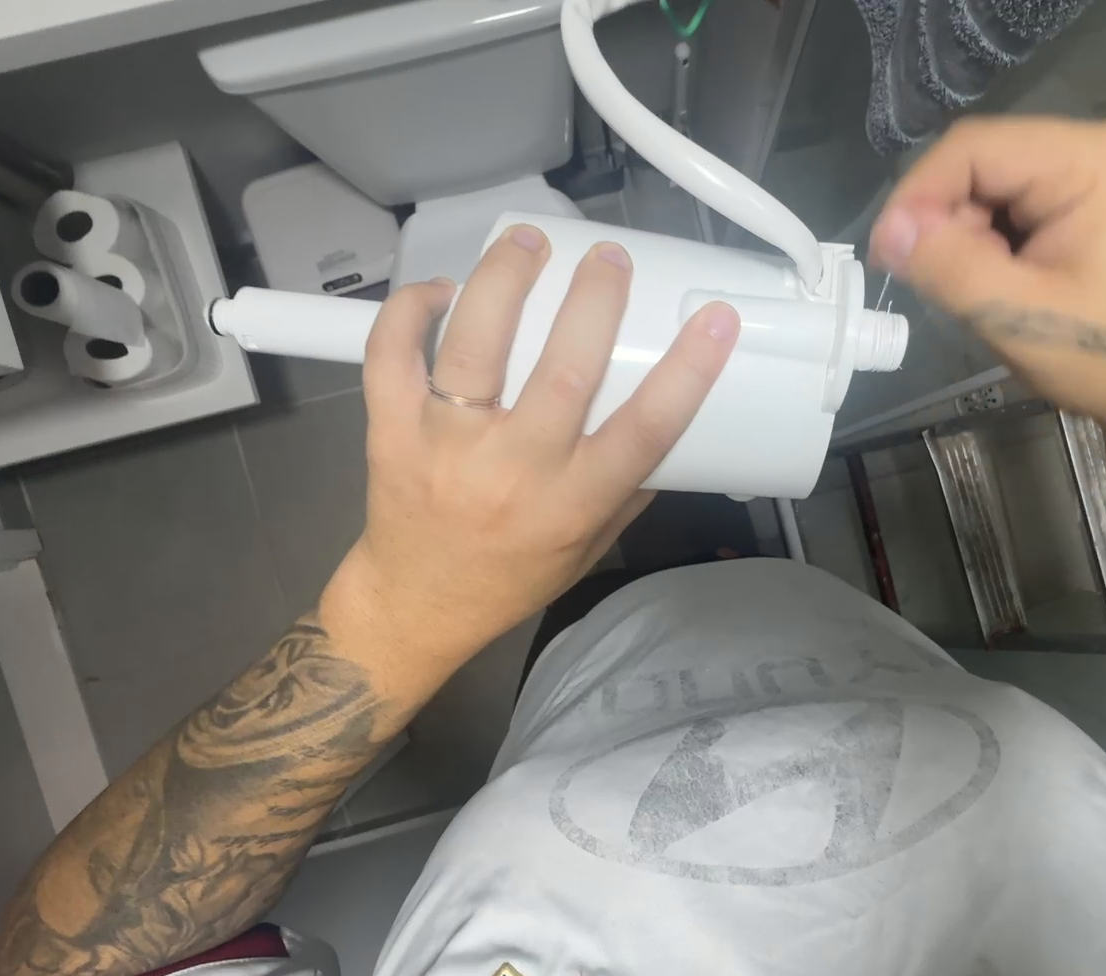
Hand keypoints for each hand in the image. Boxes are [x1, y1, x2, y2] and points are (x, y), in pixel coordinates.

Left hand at [319, 224, 739, 680]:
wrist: (419, 603)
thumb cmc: (514, 577)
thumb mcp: (589, 546)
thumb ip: (627, 489)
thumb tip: (665, 428)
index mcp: (572, 504)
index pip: (644, 432)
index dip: (687, 370)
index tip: (715, 318)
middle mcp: (513, 470)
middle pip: (564, 372)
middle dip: (594, 300)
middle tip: (609, 256)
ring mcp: (445, 446)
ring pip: (474, 346)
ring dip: (503, 281)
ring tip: (528, 242)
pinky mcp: (391, 429)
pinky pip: (391, 353)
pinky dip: (412, 310)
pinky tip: (442, 291)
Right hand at [869, 117, 1105, 424]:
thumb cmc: (1102, 357)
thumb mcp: (1017, 317)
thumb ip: (949, 267)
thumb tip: (887, 232)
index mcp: (1093, 161)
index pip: (975, 148)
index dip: (917, 195)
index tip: (886, 255)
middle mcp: (1096, 148)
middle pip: (981, 164)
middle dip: (943, 223)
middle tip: (937, 286)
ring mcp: (1092, 173)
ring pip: (988, 188)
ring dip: (962, 239)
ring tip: (976, 292)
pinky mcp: (1082, 200)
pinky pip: (1009, 207)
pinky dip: (984, 245)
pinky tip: (996, 283)